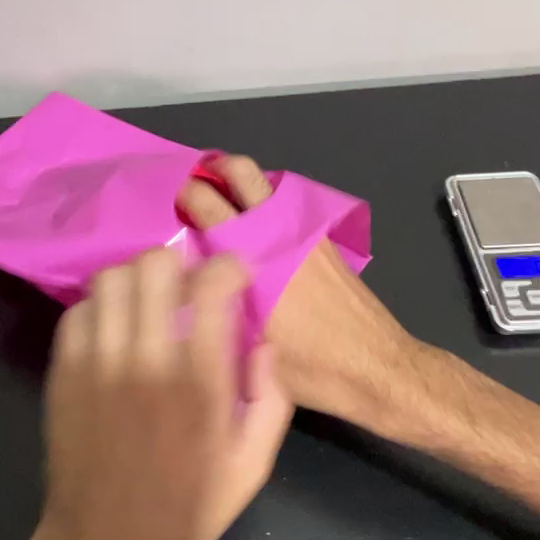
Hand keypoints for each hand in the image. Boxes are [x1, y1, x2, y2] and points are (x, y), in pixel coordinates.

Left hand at [25, 249, 292, 539]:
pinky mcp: (63, 373)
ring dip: (137, 281)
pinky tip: (115, 331)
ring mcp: (96, 362)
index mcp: (200, 380)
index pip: (212, 284)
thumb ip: (271, 398)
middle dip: (181, 264)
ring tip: (150, 304)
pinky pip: (78, 312)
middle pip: (155, 265)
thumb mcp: (251, 467)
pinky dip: (100, 308)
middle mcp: (146, 358)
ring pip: (111, 279)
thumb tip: (264, 343)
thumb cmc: (186, 511)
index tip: (235, 279)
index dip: (229, 267)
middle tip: (189, 289)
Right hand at [177, 155, 418, 423]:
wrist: (374, 369)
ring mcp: (305, 232)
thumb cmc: (306, 367)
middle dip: (212, 170)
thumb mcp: (243, 347)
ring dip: (239, 185)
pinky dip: (262, 209)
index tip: (164, 201)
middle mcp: (278, 230)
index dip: (181, 195)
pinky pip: (284, 210)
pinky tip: (250, 237)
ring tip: (217, 203)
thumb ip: (211, 306)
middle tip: (190, 183)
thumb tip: (182, 283)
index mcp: (252, 253)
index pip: (207, 204)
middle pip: (242, 173)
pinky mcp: (323, 243)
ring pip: (266, 186)